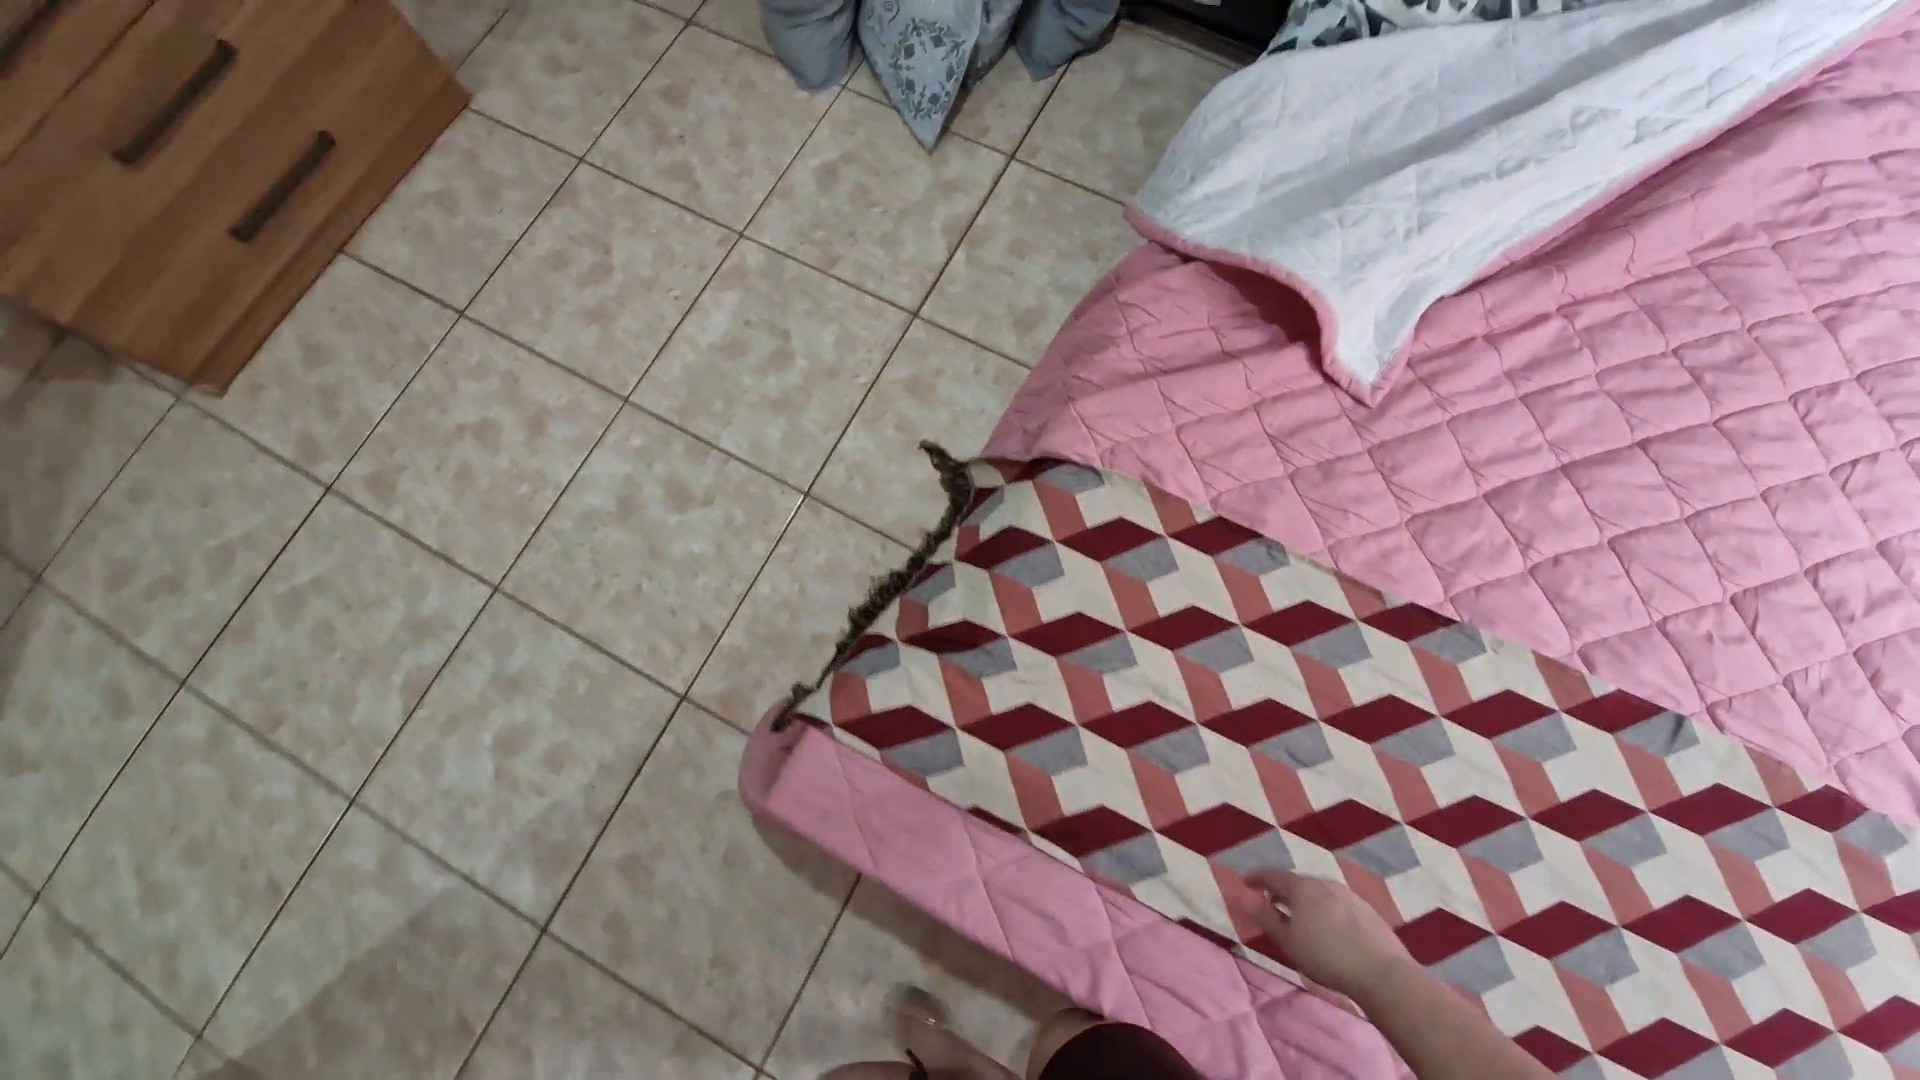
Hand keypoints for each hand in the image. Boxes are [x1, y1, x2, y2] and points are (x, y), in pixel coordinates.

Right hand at [1241, 870, 1414, 996]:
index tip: (1246, 882)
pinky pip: (1336, 903)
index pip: (1272, 875)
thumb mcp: (1288, 942)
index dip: (1256, 878)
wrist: (1382, 973)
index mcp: (1302, 887)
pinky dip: (1324, 908)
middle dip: (1281, 889)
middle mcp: (1324, 883)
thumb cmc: (1327, 957)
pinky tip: (1328, 927)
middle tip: (1271, 901)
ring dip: (1305, 900)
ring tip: (1299, 916)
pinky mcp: (1366, 909)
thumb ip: (1266, 918)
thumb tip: (1249, 900)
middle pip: (1297, 881)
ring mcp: (1348, 894)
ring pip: (1319, 892)